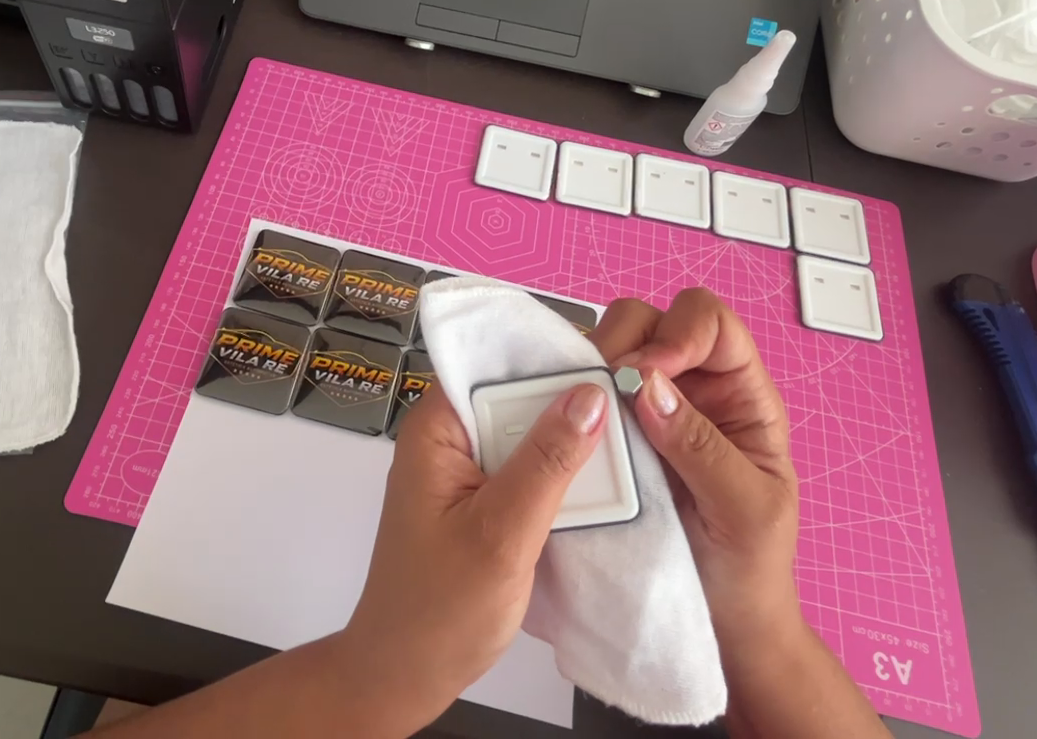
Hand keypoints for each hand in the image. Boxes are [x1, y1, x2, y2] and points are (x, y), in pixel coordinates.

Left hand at [343, 380, 608, 727]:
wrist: (407, 675)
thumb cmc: (441, 608)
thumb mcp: (502, 531)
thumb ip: (546, 462)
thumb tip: (589, 395)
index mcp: (436, 430)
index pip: (489, 368)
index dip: (544, 361)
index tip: (603, 362)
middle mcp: (447, 439)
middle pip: (512, 399)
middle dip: (565, 402)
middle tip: (629, 402)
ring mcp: (464, 471)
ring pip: (524, 435)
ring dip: (567, 442)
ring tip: (627, 437)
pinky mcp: (481, 500)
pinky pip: (524, 469)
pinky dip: (558, 474)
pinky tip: (599, 479)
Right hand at [590, 288, 802, 648]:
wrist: (719, 620)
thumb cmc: (750, 564)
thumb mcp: (745, 509)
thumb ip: (702, 446)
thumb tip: (648, 386)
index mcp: (740, 392)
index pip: (711, 324)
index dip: (677, 334)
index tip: (644, 376)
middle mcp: (692, 387)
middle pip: (651, 321)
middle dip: (624, 345)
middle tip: (606, 393)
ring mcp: (647, 407)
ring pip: (612, 348)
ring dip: (593, 367)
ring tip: (587, 413)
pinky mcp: (612, 430)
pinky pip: (586, 390)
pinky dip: (572, 394)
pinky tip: (568, 423)